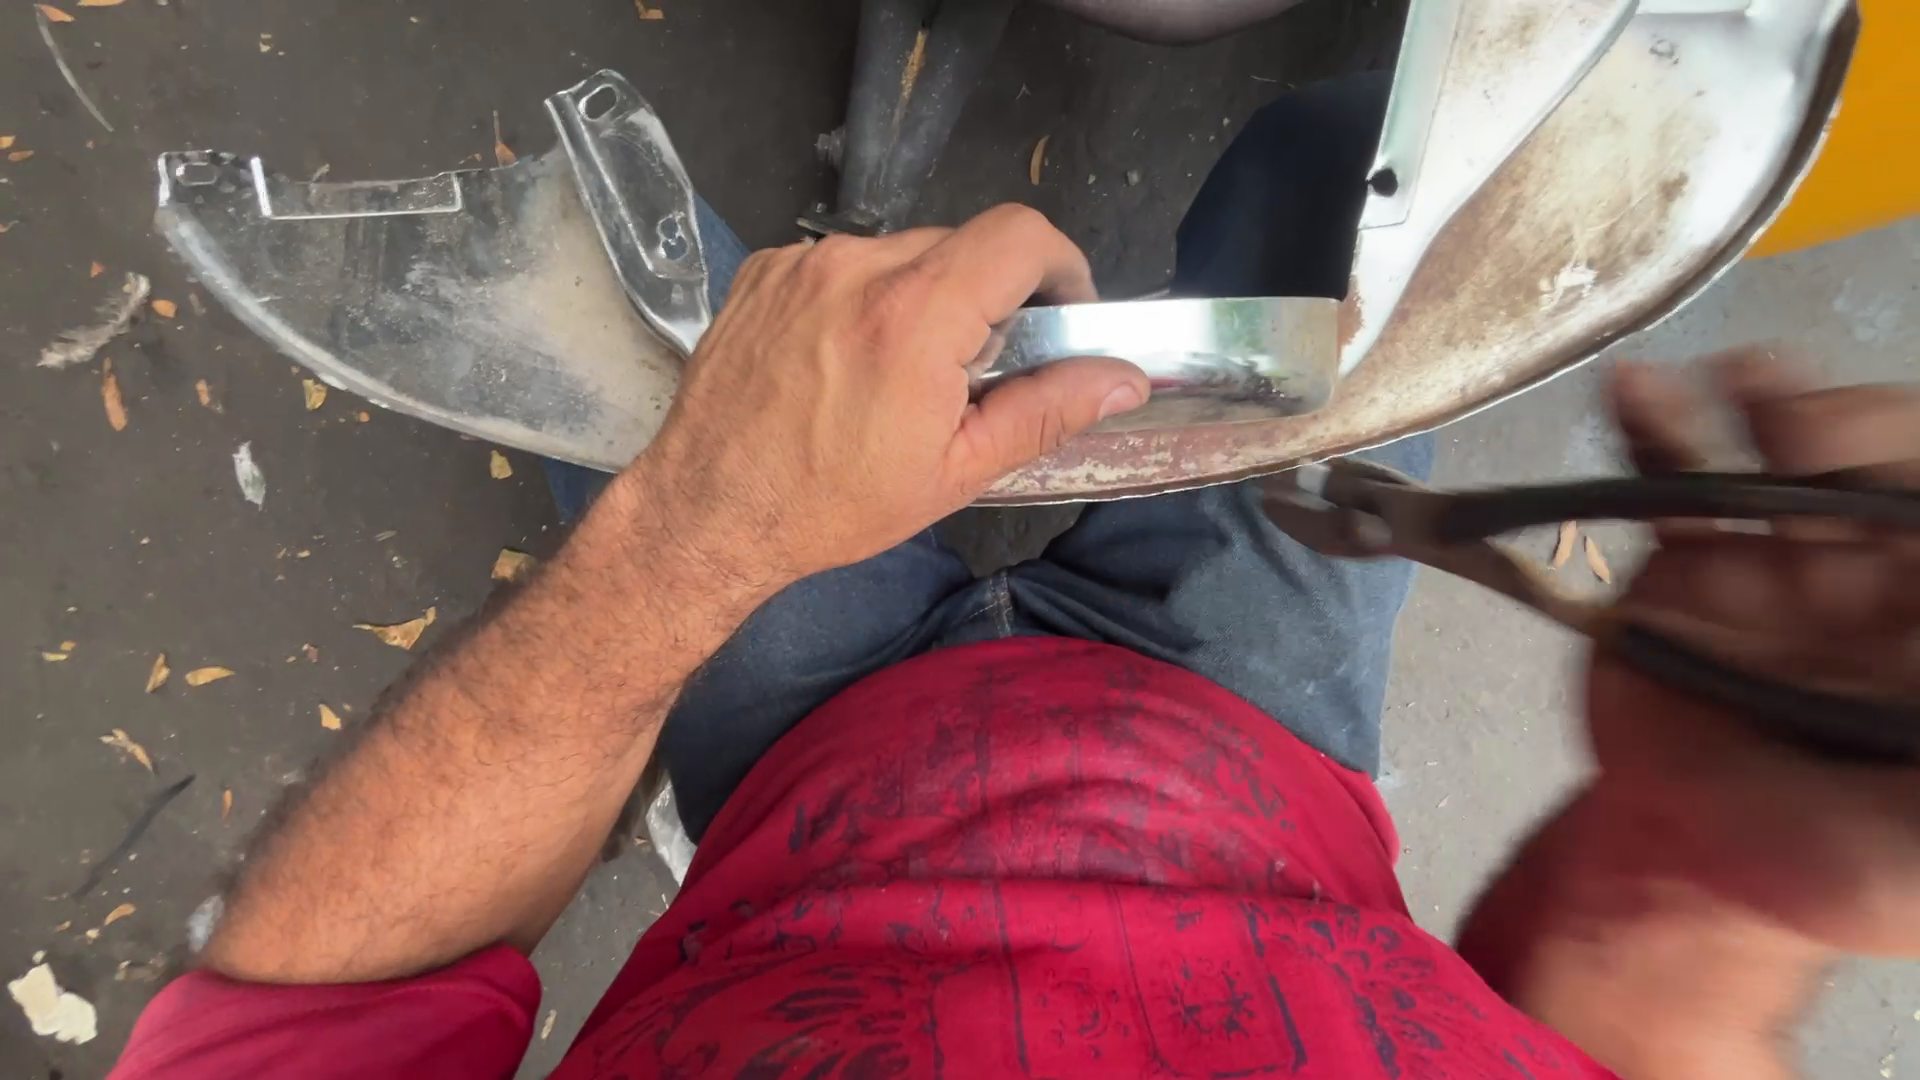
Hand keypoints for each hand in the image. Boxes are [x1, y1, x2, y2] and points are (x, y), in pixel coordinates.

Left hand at [622, 205, 1149, 588]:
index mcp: (913, 317)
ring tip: (900, 375)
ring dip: (925, 300)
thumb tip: (1122, 378)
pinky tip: (847, 360)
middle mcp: (855, 267)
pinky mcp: (765, 271)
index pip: (1019, 235)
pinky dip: (867, 298)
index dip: (1060, 265)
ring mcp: (801, 263)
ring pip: (902, 254)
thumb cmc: (833, 506)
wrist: (709, 513)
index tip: (1061, 311)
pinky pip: (846, 264)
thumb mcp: (955, 471)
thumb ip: (1047, 412)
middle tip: (974, 371)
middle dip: (989, 298)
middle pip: (962, 245)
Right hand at [1585, 349, 1919, 956]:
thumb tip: (1916, 620)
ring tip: (1731, 375)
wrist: (1690, 850)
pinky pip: (1666, 496)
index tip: (1877, 458)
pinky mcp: (1680, 569)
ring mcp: (1776, 565)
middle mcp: (1882, 574)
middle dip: (1852, 431)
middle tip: (1805, 422)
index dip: (1918, 470)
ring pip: (1776, 466)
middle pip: (1877, 474)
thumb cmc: (1843, 860)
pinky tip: (1632, 392)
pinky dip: (1648, 437)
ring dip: (1753, 409)